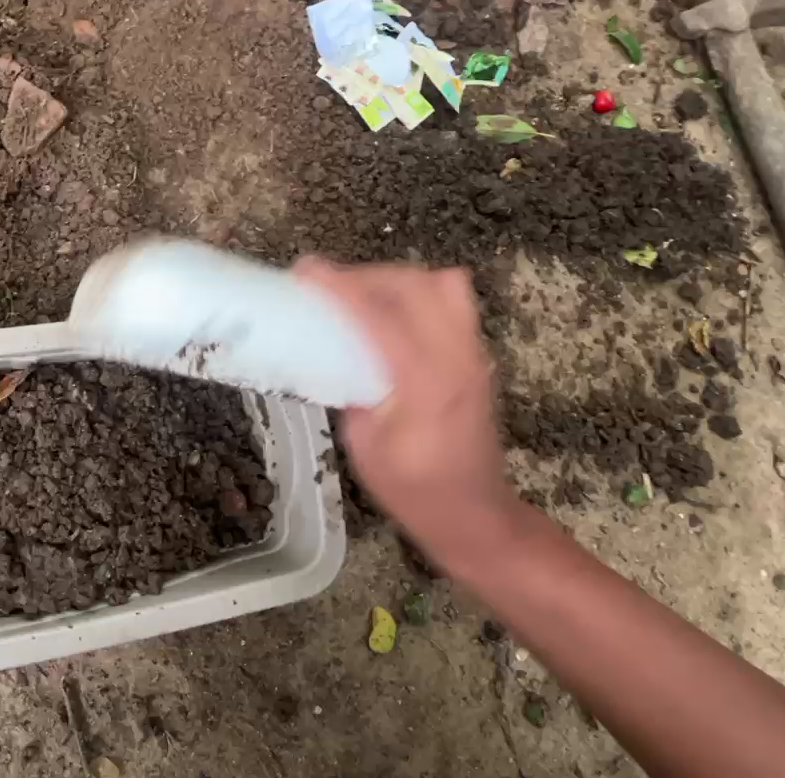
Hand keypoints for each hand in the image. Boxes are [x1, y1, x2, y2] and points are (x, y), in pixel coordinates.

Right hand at [296, 258, 516, 559]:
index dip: (339, 286)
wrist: (476, 515)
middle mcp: (456, 358)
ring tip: (363, 294)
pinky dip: (417, 293)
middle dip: (365, 275)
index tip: (305, 270)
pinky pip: (453, 302)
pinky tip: (392, 315)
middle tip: (329, 285)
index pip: (379, 315)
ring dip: (397, 279)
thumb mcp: (364, 444)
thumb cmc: (413, 490)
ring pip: (442, 284)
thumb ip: (353, 389)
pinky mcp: (478, 357)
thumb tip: (337, 354)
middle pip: (414, 284)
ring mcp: (474, 355)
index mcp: (423, 383)